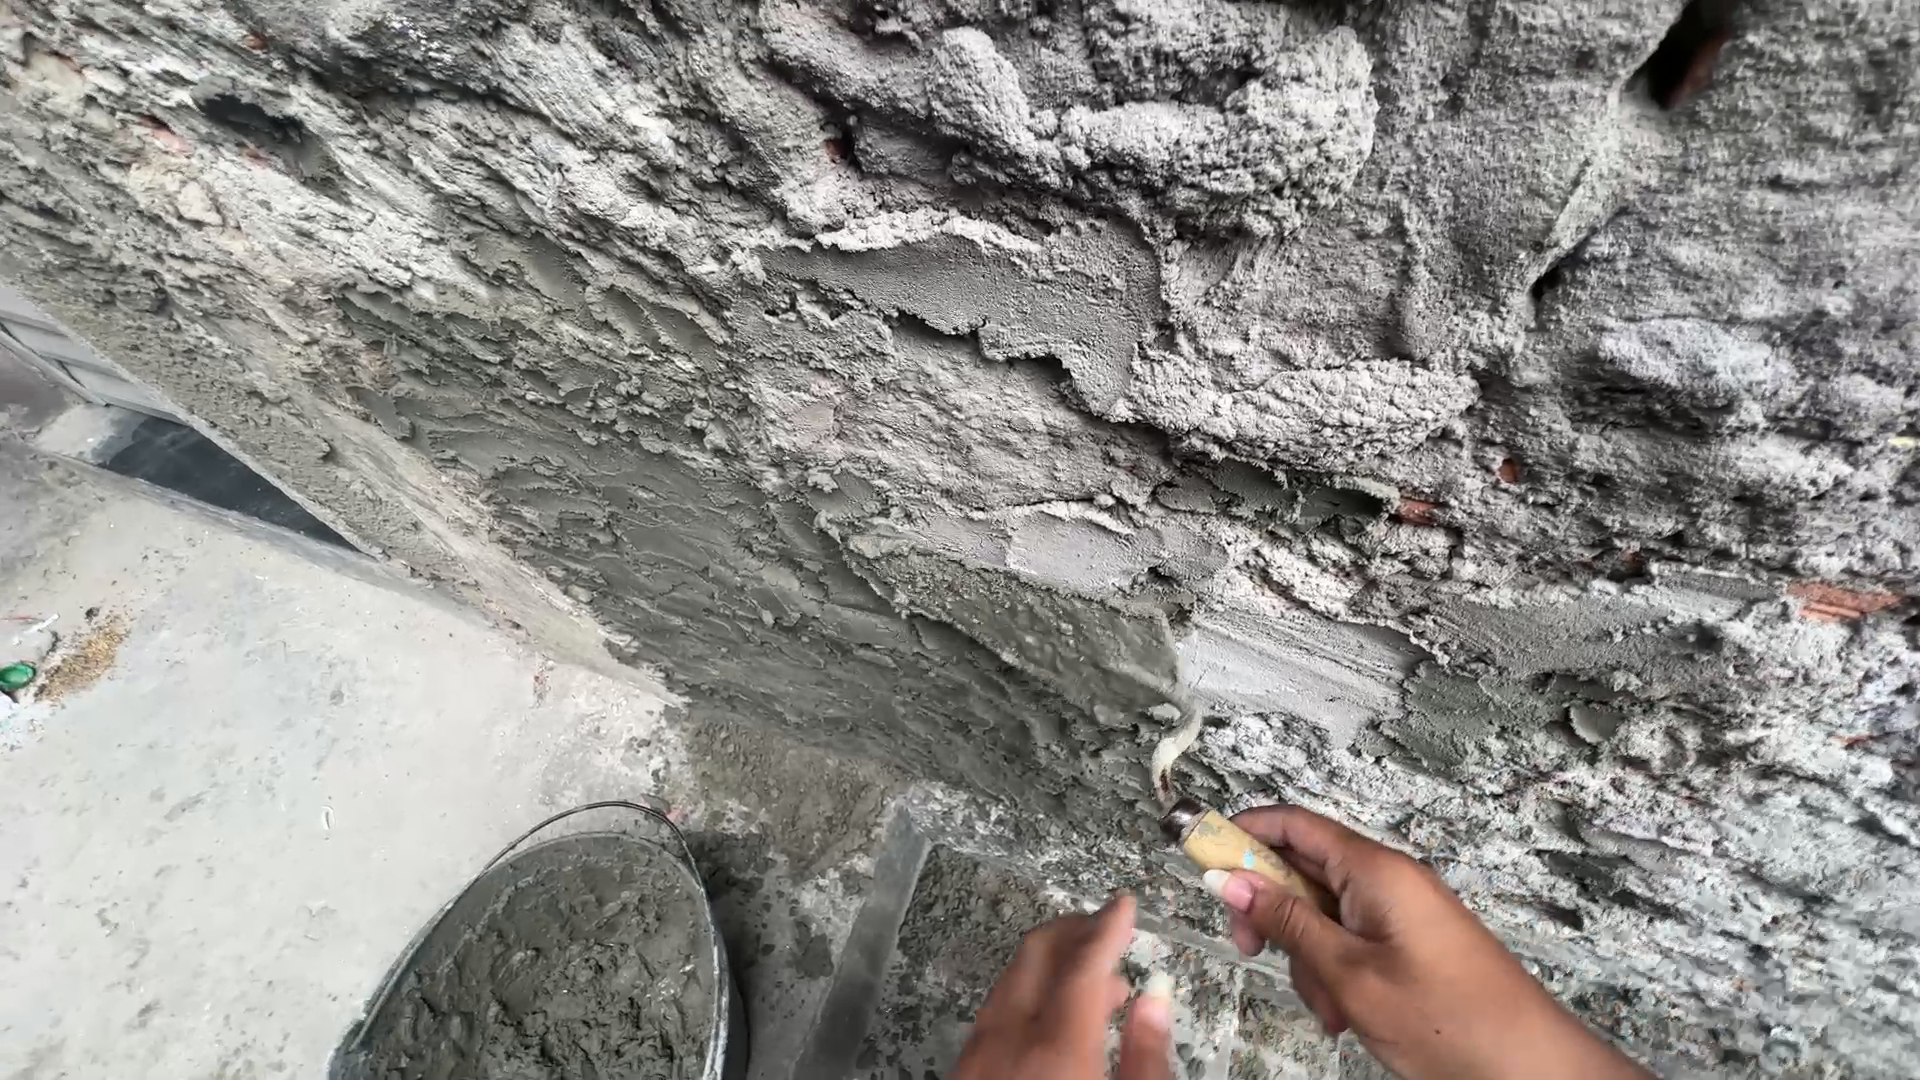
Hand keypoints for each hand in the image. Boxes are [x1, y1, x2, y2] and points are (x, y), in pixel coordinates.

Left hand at [951, 894, 1171, 1079]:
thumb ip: (1144, 1059)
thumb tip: (1153, 1002)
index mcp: (1056, 1049)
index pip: (1083, 964)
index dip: (1108, 926)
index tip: (1124, 903)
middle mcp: (1008, 1037)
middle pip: (1038, 950)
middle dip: (1076, 928)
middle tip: (1110, 929)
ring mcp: (977, 1050)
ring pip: (1013, 973)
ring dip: (1053, 960)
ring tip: (1097, 981)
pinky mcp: (963, 1065)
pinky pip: (997, 1004)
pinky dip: (1028, 990)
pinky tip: (1055, 1013)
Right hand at [1206, 805, 1649, 1079]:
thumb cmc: (1454, 1026)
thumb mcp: (1349, 974)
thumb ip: (1283, 921)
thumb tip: (1226, 878)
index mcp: (1373, 869)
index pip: (1290, 823)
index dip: (1241, 832)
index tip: (1204, 858)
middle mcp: (1386, 878)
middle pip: (1301, 867)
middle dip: (1270, 907)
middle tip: (1251, 947)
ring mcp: (1400, 910)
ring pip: (1321, 908)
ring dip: (1304, 951)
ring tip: (1325, 1006)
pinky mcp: (1410, 940)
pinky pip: (1350, 934)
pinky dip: (1333, 966)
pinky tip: (1346, 1013)